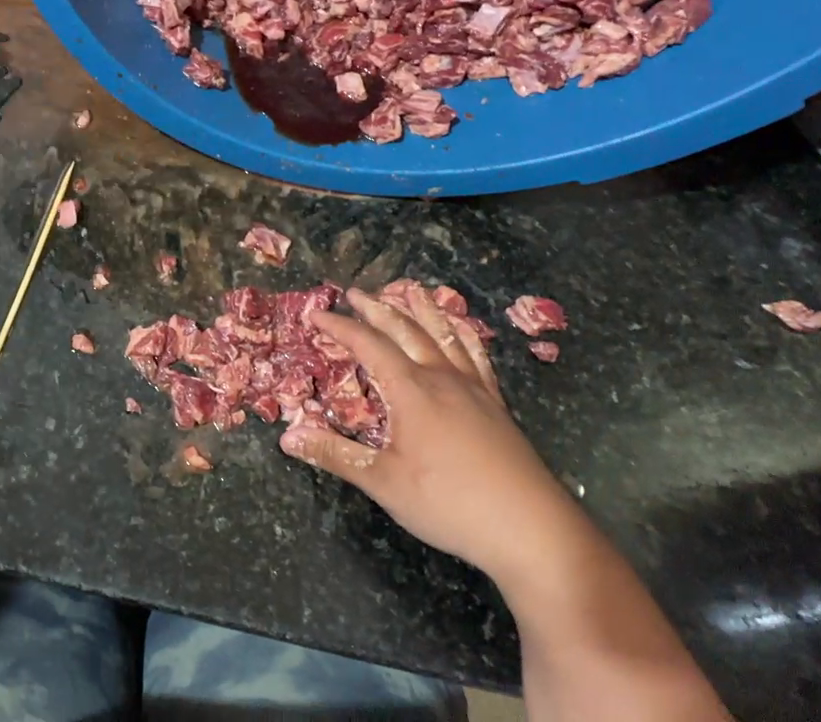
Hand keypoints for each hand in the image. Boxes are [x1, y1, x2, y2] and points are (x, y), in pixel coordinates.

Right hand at [280, 287, 591, 585]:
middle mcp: (443, 380)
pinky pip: (477, 358)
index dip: (339, 328)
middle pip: (407, 332)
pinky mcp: (496, 408)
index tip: (315, 315)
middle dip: (378, 310)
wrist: (533, 530)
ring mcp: (475, 391)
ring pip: (445, 337)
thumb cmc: (450, 504)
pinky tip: (462, 332)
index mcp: (412, 391)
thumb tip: (287, 436)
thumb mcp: (383, 482)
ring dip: (424, 311)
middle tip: (356, 292)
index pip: (368, 346)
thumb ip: (335, 454)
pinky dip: (464, 336)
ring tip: (412, 290)